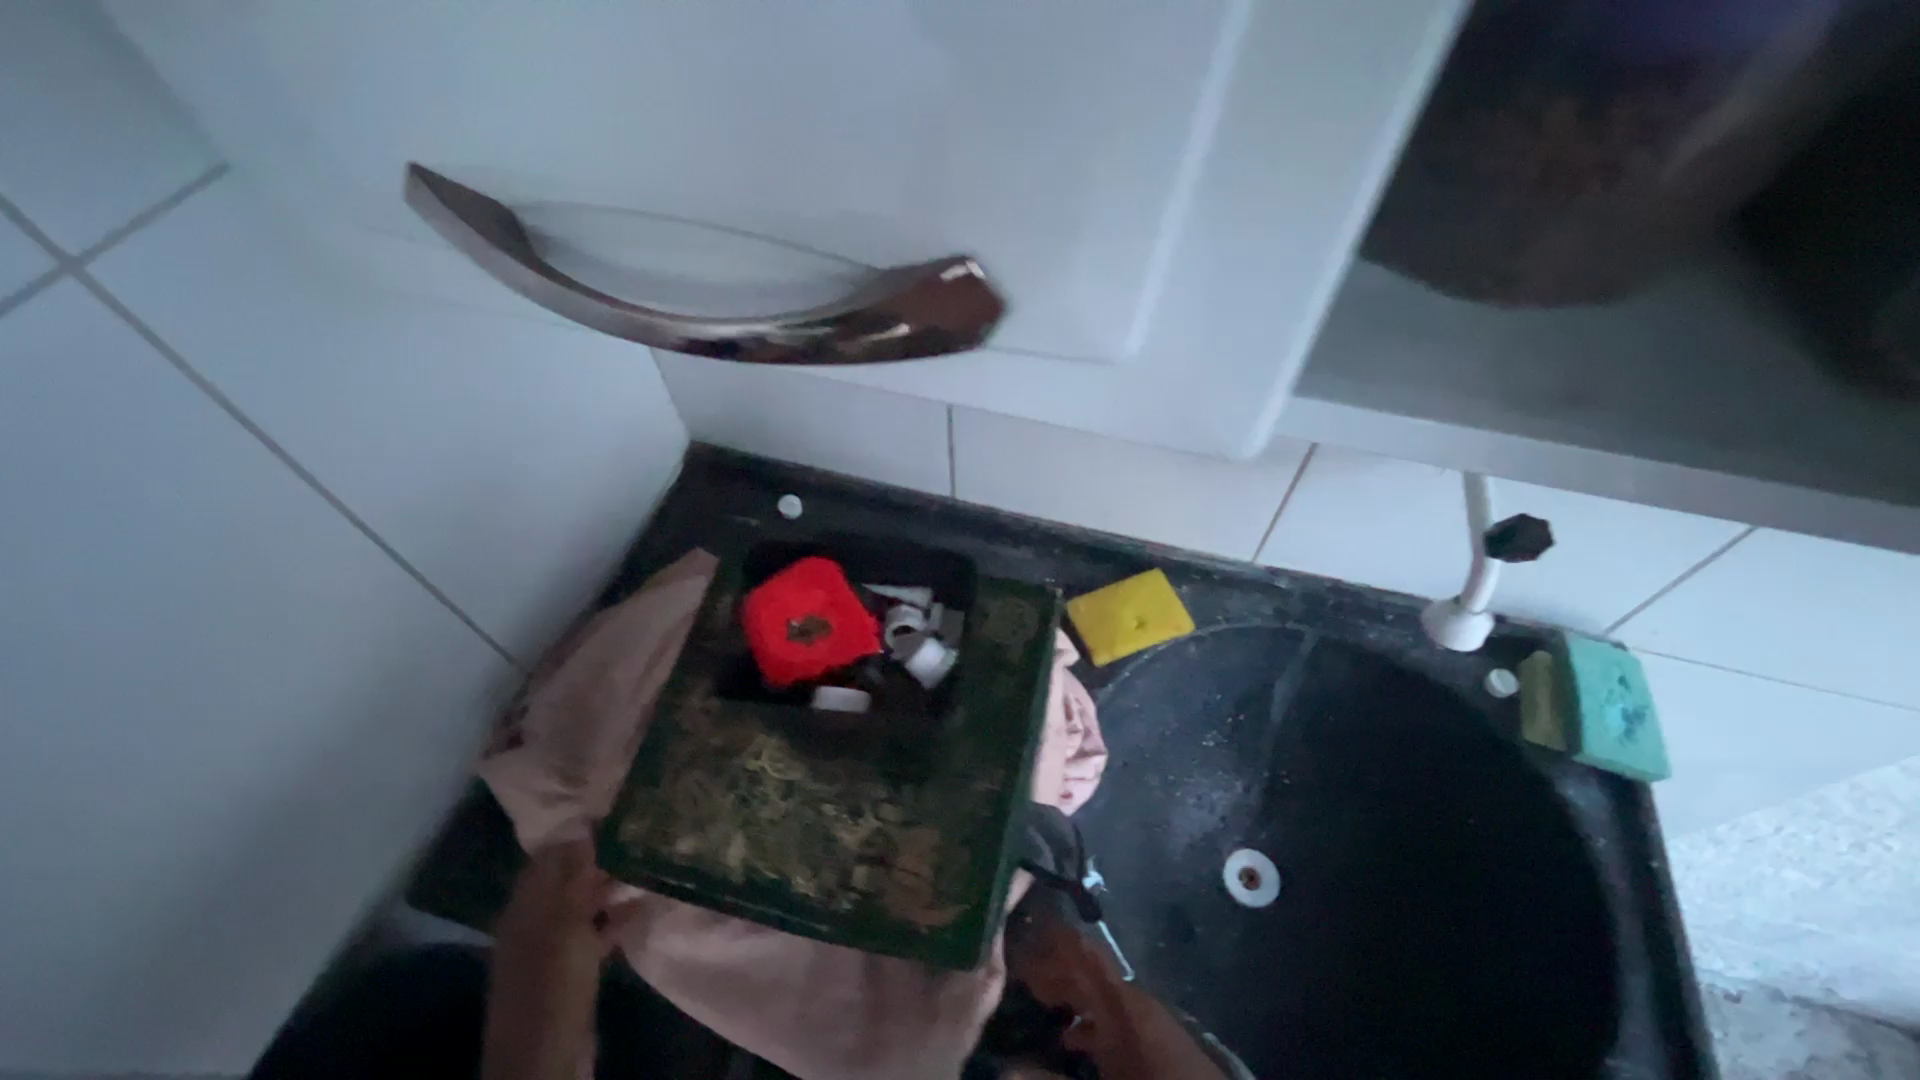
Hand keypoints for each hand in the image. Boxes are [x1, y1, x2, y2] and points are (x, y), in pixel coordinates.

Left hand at [483, 838, 642, 1079]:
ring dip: (612, 887)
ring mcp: (553, 949)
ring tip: (649, 864)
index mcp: (524, 908)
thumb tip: (582, 824)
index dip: (579, 833)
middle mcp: (535, 922)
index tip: (616, 810)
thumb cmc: (552, 989)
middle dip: (600, 858)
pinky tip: (644, 906)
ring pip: (584, 905)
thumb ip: (574, 878)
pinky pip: (595, 934)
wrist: (543, 1064)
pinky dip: (616, 919)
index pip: (549, 856)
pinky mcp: (572, 972)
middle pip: (567, 879)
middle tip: (641, 834)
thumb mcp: (564, 928)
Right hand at [1007, 906, 1227, 1079]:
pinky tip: (1068, 1038)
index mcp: (1124, 1006)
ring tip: (1032, 999)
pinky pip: (1111, 1019)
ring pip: (1098, 996)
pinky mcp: (1152, 1046)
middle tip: (1013, 969)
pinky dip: (1086, 1020)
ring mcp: (1146, 1025)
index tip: (1020, 931)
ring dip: (1067, 994)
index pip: (1084, 954)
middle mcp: (1134, 1004)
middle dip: (1051, 968)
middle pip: (1087, 972)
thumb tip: (1004, 1069)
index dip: (1052, 940)